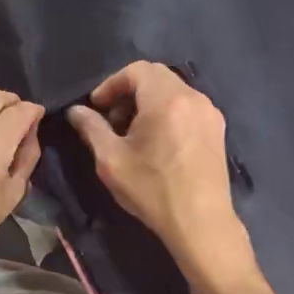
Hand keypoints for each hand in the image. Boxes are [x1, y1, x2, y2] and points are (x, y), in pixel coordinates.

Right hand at [67, 62, 248, 269]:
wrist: (201, 223)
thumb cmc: (152, 189)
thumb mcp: (111, 159)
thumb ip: (91, 128)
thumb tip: (75, 111)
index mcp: (166, 99)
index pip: (136, 70)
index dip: (111, 84)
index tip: (97, 107)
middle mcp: (193, 98)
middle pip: (156, 76)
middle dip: (129, 91)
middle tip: (111, 118)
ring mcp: (209, 113)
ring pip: (173, 91)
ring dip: (147, 102)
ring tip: (131, 132)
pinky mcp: (218, 130)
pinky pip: (187, 106)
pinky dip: (166, 112)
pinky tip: (156, 141)